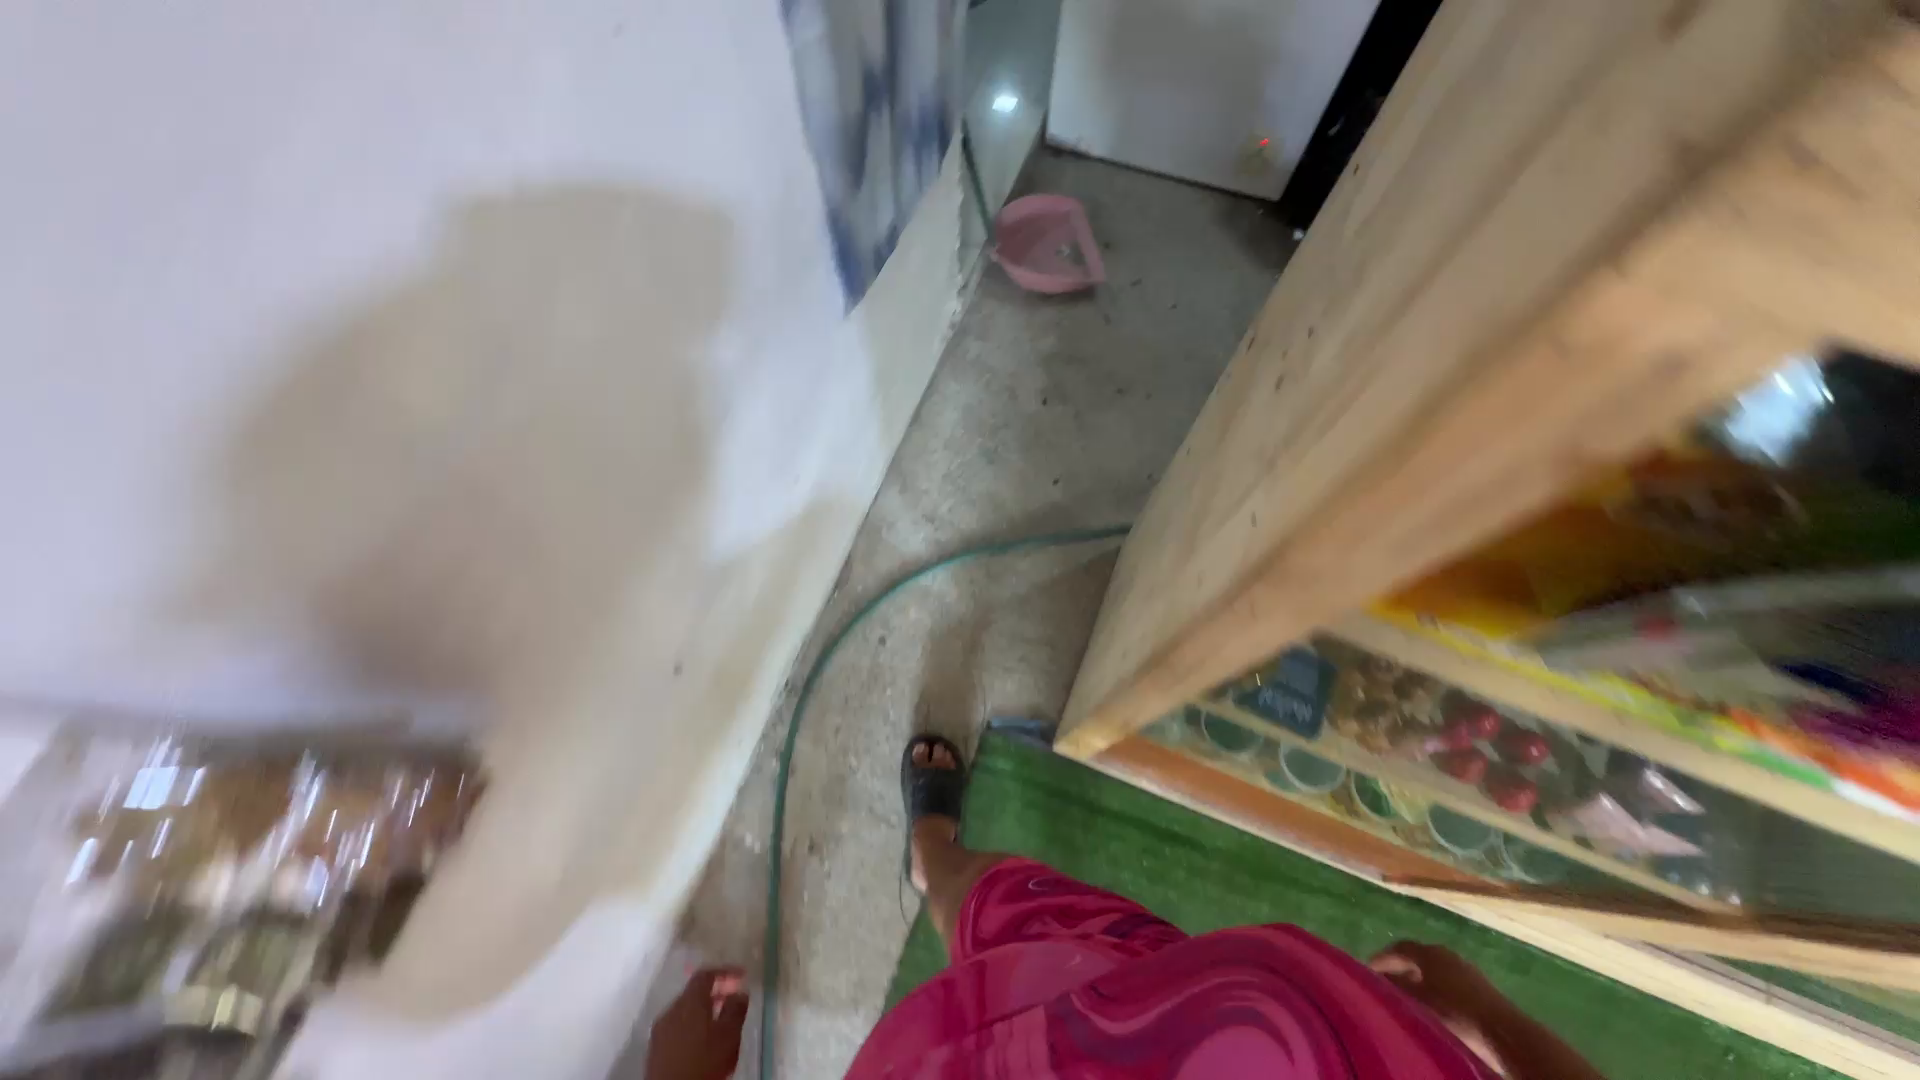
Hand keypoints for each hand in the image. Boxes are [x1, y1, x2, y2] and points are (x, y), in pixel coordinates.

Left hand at [646, 967, 748, 1079]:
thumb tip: (740, 992)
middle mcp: (671, 1009)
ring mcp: (660, 1029)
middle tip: (733, 1001)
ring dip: (703, 1012)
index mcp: (690, 1001)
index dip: (725, 971)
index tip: (742, 975)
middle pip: (693, 992)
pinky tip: (702, 1042)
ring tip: (720, 1024)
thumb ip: (736, 1010)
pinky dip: (691, 1026)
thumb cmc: (703, 1062)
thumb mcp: (729, 1036)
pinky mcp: (655, 1048)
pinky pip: (676, 1027)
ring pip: (684, 1011)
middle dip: (715, 993)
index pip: (706, 974)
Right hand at [1369, 942, 1508, 1072]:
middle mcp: (1445, 953)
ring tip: (1407, 993)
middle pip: (1416, 956)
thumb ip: (1396, 987)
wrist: (1502, 1030)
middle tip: (1385, 979)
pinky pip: (1447, 978)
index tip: (1368, 968)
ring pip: (1433, 968)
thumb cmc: (1453, 1011)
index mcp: (1428, 952)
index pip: (1398, 948)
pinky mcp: (1478, 984)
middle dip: (1399, 966)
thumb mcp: (1418, 1000)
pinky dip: (1433, 984)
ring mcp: (1464, 967)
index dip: (1382, 958)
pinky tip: (1432, 1001)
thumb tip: (1379, 979)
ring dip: (1418, 977)